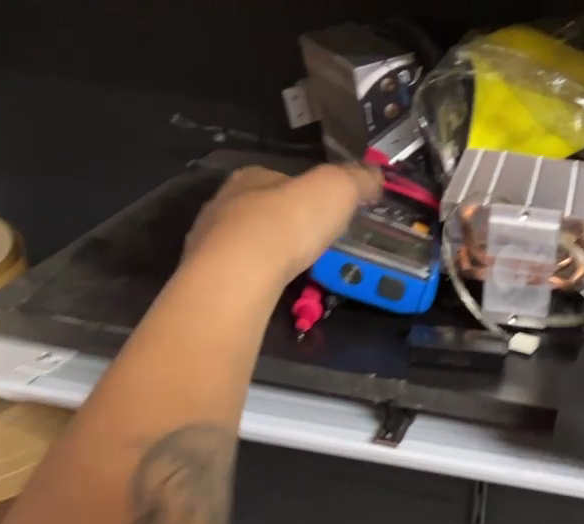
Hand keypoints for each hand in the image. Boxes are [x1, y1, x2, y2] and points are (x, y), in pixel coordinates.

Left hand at [185, 164, 381, 284]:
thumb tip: (376, 176)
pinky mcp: (207, 270)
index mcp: (254, 176)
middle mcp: (226, 200)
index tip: (324, 215)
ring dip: (265, 252)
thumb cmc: (289, 222)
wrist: (242, 269)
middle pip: (261, 210)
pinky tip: (267, 288)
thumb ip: (357, 180)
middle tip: (309, 247)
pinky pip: (236, 270)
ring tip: (289, 272)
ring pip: (244, 241)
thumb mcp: (337, 190)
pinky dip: (251, 276)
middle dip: (283, 225)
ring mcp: (210, 236)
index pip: (283, 180)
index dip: (306, 195)